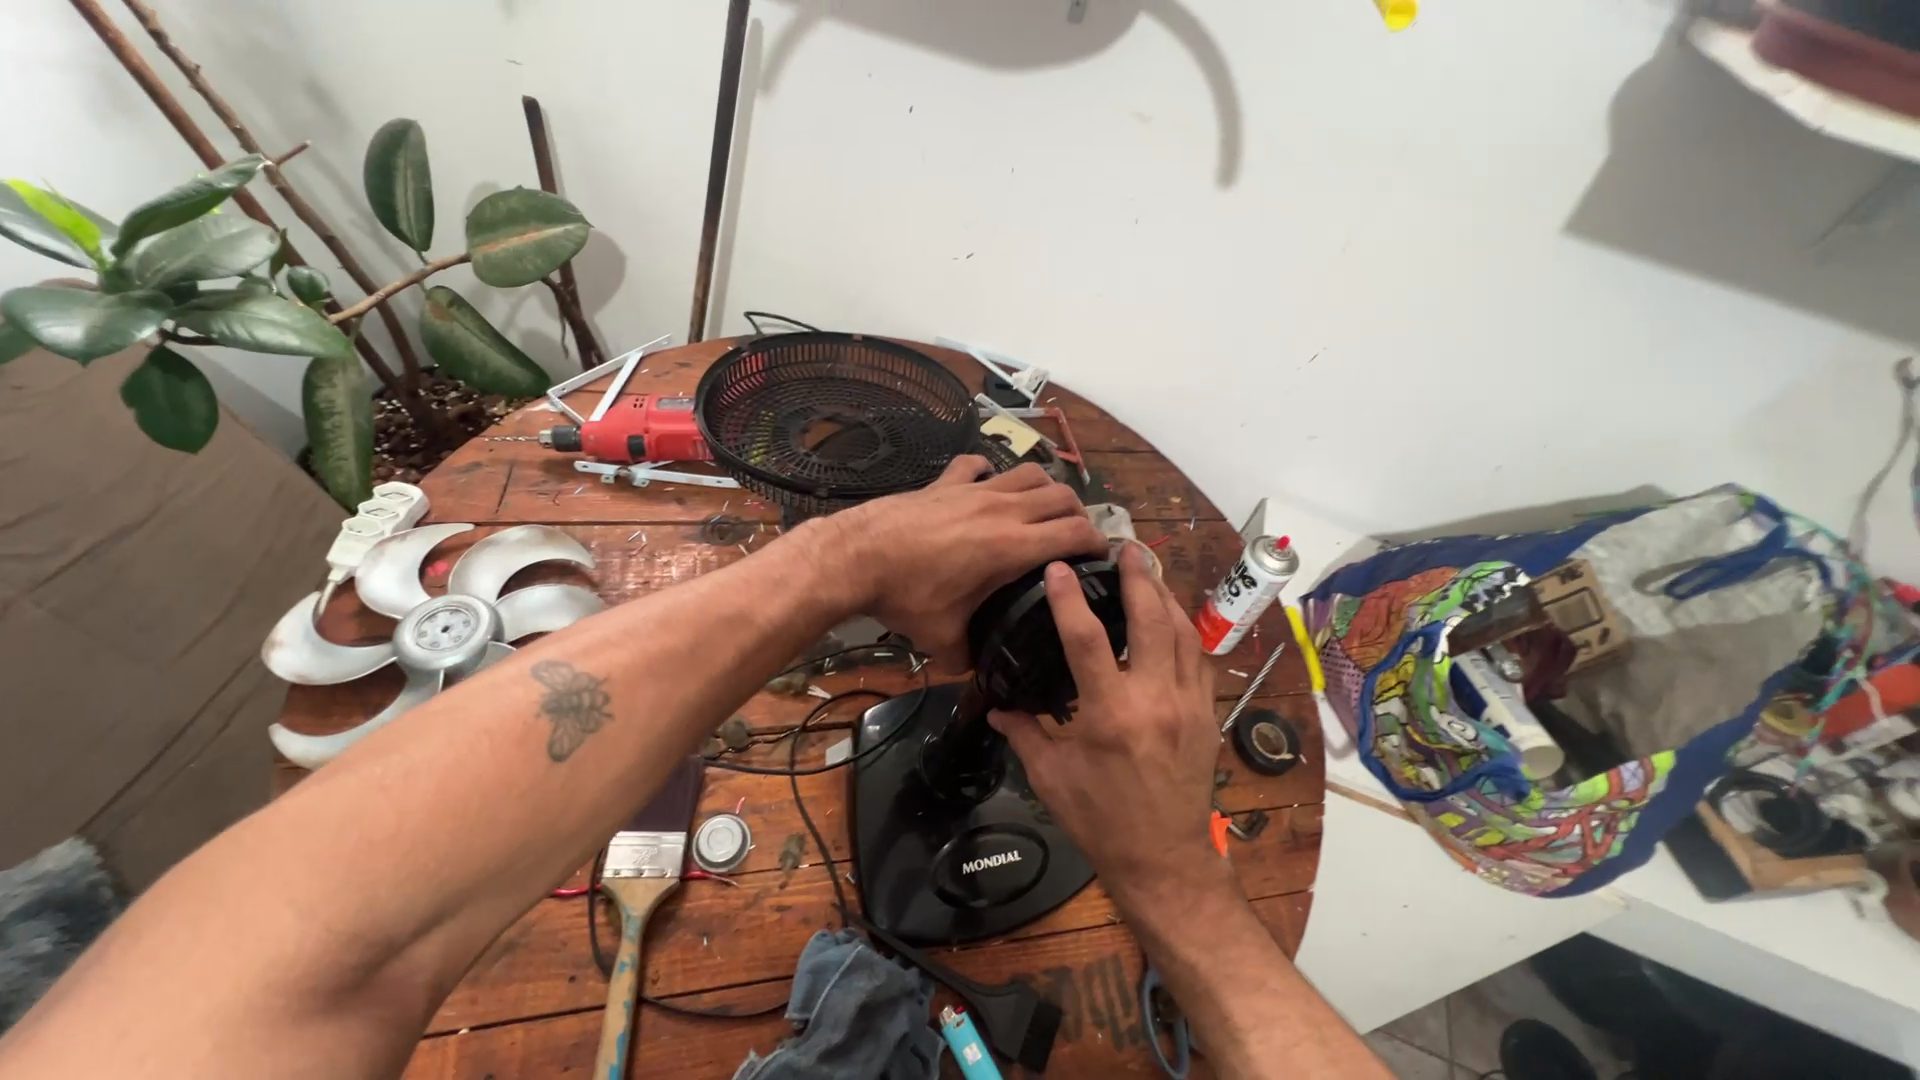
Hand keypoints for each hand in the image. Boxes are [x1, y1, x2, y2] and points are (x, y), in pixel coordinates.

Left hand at [816, 456, 1107, 669]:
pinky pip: (977, 464)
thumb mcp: (943, 639)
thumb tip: (974, 668)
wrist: (857, 558)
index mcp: (1013, 547)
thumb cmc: (906, 597)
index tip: (1101, 556)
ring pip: (1028, 472)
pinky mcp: (946, 481)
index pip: (1076, 532)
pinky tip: (986, 485)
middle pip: (1062, 496)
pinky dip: (990, 471)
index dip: (1098, 542)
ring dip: (1044, 487)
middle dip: (1078, 513)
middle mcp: (1003, 510)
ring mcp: (974, 490)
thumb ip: (968, 656)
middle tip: (1075, 536)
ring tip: (1043, 508)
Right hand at [988, 543, 1226, 905]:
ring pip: (1182, 634)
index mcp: (1110, 714)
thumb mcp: (1052, 778)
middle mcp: (1154, 699)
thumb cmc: (1102, 820)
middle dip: (1139, 577)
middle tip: (1125, 546)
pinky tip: (1172, 619)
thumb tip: (998, 706)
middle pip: (1151, 620)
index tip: (1058, 568)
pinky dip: (1184, 632)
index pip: (1086, 639)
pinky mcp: (1206, 715)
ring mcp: (1187, 705)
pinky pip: (1198, 660)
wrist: (1164, 858)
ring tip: (1149, 570)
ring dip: (1165, 597)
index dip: (1068, 599)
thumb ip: (1025, 733)